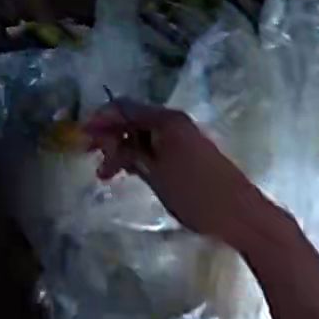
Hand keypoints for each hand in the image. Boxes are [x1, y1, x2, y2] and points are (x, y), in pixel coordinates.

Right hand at [83, 102, 282, 250]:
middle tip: (90, 157)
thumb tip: (108, 139)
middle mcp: (174, 121)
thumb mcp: (155, 175)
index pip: (126, 107)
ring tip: (105, 174)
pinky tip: (128, 172)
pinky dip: (139, 155)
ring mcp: (182, 135)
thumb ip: (131, 153)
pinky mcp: (187, 151)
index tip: (81, 135)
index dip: (102, 118)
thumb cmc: (194, 193)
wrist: (237, 211)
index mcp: (167, 120)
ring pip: (144, 134)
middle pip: (134, 118)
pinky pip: (156, 144)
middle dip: (110, 135)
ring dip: (123, 148)